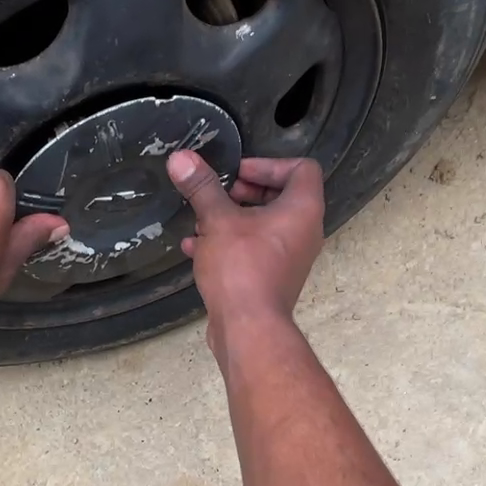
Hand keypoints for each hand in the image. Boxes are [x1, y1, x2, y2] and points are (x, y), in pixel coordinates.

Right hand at [167, 150, 324, 361]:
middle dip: (245, 192)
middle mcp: (304, 232)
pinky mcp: (273, 280)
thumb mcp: (217, 221)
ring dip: (233, 219)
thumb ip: (202, 188)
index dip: (268, 164)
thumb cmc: (241, 267)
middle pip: (281, 197)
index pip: (301, 168)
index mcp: (303, 209)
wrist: (249, 328)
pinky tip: (196, 248)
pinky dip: (230, 245)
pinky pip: (254, 251)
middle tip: (220, 194)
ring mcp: (290, 259)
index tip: (237, 173)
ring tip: (203, 220)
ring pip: (264, 227)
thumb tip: (180, 158)